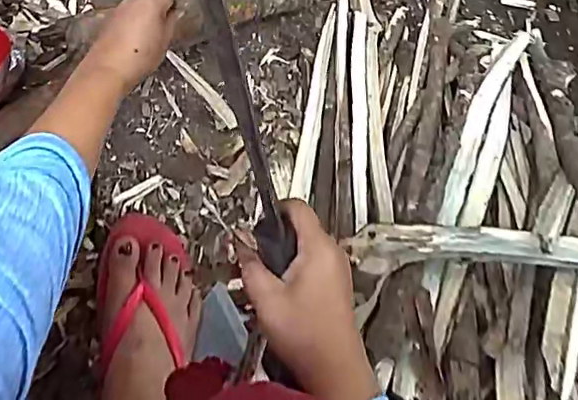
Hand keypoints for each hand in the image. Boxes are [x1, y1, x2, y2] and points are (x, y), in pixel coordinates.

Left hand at [81, 0, 177, 91]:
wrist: (107, 70)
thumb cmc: (137, 58)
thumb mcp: (164, 40)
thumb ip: (171, 20)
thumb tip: (173, 13)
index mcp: (152, 1)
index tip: (180, 2)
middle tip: (170, 7)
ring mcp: (121, 6)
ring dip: (149, 0)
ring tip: (156, 19)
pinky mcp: (112, 15)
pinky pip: (129, 5)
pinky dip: (137, 9)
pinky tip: (140, 27)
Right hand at [234, 200, 377, 399]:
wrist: (334, 371)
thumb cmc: (305, 335)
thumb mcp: (266, 299)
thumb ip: (250, 266)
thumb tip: (240, 244)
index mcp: (318, 246)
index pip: (297, 206)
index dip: (274, 209)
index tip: (258, 224)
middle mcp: (332, 251)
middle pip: (300, 226)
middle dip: (275, 237)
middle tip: (255, 254)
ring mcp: (337, 268)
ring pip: (306, 246)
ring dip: (284, 255)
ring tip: (265, 276)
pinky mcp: (337, 284)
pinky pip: (314, 262)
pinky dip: (297, 268)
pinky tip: (282, 291)